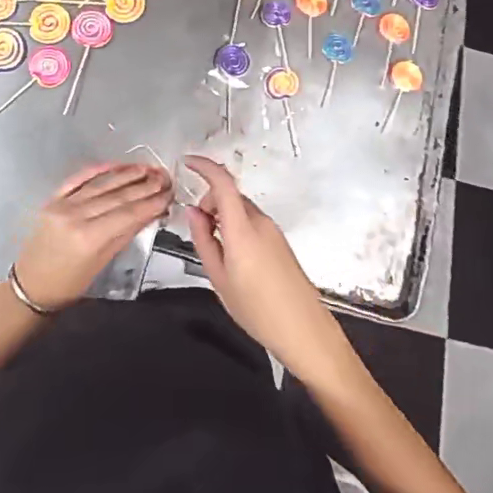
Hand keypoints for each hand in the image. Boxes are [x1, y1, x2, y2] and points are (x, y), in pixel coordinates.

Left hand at [14, 162, 173, 309]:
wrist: (31, 286)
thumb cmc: (69, 284)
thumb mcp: (102, 264)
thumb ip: (125, 235)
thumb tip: (150, 213)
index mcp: (90, 237)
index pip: (128, 213)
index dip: (152, 202)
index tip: (169, 193)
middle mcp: (76, 216)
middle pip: (118, 196)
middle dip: (144, 185)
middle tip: (164, 177)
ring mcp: (62, 205)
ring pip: (101, 184)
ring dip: (126, 174)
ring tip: (148, 168)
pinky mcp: (53, 200)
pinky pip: (78, 179)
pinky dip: (97, 170)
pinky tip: (115, 164)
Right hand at [181, 156, 345, 378]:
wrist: (304, 330)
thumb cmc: (260, 311)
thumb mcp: (218, 278)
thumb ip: (203, 240)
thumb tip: (193, 214)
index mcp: (242, 231)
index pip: (223, 183)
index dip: (204, 167)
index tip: (188, 163)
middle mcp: (261, 224)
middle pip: (230, 196)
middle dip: (209, 203)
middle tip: (197, 229)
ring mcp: (273, 232)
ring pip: (240, 209)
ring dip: (222, 216)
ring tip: (214, 250)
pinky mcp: (279, 242)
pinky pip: (252, 222)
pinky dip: (236, 227)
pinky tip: (232, 256)